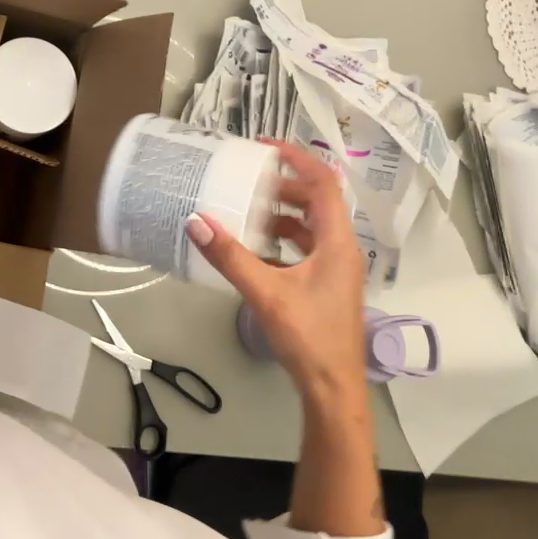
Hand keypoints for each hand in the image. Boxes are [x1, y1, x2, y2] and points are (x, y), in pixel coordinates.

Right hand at [186, 141, 367, 404]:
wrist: (333, 390)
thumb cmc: (309, 337)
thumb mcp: (266, 293)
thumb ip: (230, 256)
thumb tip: (196, 221)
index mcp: (337, 242)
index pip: (324, 184)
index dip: (298, 159)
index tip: (265, 148)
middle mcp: (341, 249)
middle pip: (317, 201)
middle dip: (283, 185)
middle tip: (248, 180)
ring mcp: (336, 269)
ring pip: (311, 225)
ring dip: (282, 213)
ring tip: (247, 210)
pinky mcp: (326, 286)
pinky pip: (305, 247)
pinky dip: (282, 239)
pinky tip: (255, 249)